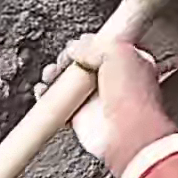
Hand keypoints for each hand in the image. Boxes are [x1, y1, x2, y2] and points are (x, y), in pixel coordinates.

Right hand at [36, 34, 177, 177]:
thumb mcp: (118, 52)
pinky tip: (43, 91)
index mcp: (129, 61)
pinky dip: (46, 96)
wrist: (128, 134)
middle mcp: (112, 80)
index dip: (87, 43)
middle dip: (66, 59)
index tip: (76, 44)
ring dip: (54, 75)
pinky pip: (59, 103)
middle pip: (81, 63)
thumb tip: (75, 48)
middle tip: (63, 62)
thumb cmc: (133, 96)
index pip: (103, 45)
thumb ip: (94, 45)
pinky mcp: (80, 117)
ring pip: (68, 81)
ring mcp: (95, 99)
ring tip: (50, 75)